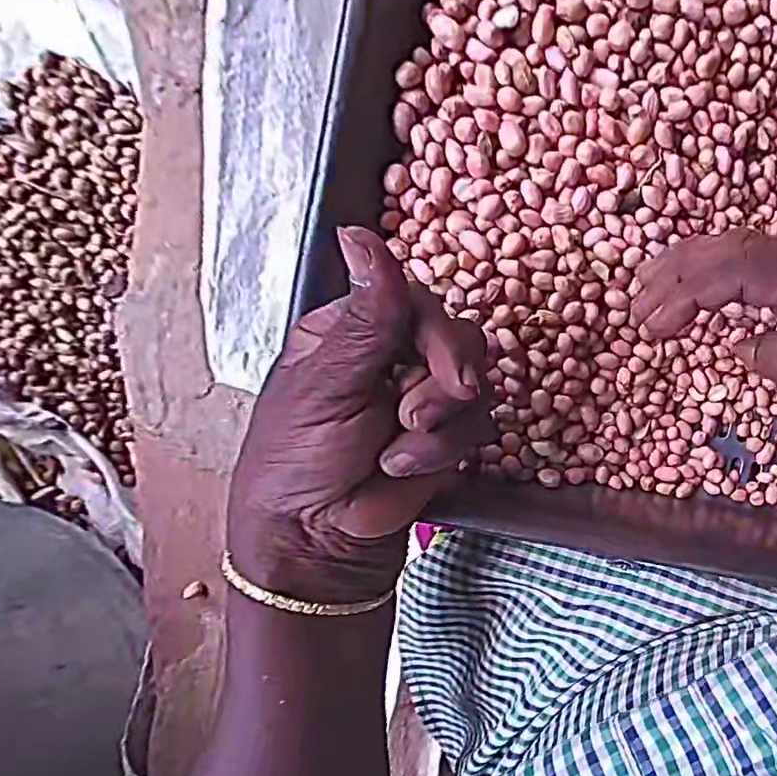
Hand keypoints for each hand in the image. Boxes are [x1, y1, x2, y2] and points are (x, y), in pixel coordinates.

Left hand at [226, 227, 493, 603]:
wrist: (317, 540)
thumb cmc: (298, 461)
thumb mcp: (327, 384)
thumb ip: (366, 318)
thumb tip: (360, 235)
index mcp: (355, 331)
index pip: (419, 302)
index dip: (438, 333)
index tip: (441, 367)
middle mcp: (396, 358)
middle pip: (459, 339)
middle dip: (444, 381)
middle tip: (417, 415)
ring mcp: (426, 397)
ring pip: (475, 385)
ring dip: (440, 426)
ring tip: (395, 452)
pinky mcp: (448, 435)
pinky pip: (478, 425)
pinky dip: (444, 451)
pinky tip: (404, 468)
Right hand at [632, 230, 776, 436]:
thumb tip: (740, 341)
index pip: (748, 270)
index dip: (693, 292)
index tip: (654, 323)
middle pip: (737, 249)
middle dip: (679, 276)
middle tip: (637, 309)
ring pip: (738, 248)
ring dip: (686, 267)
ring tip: (644, 292)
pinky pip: (748, 263)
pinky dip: (707, 272)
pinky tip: (681, 284)